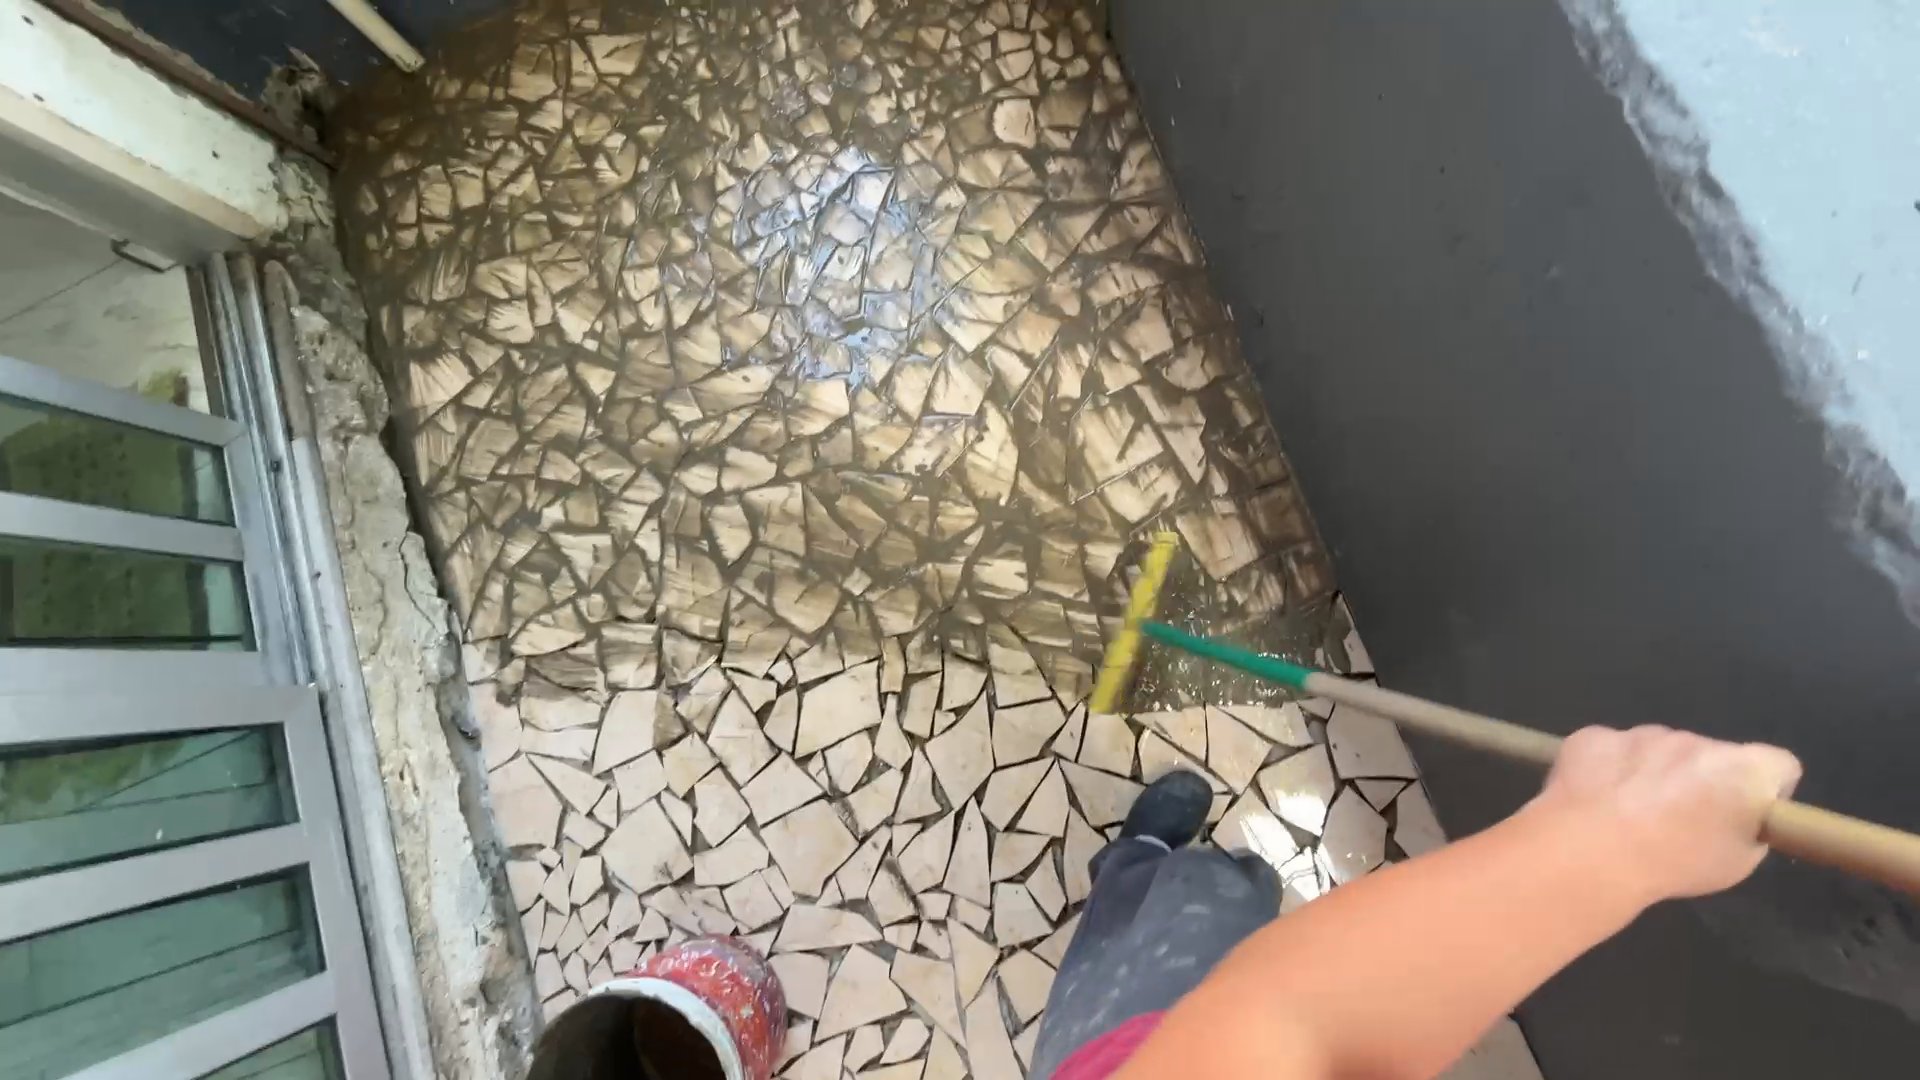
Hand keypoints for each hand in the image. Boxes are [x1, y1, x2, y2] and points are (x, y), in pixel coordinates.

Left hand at [1530, 725, 1801, 901]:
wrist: (1593, 846)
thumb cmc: (1677, 860)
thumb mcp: (1742, 857)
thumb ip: (1747, 820)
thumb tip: (1733, 809)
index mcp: (1743, 767)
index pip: (1775, 763)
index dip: (1765, 786)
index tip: (1745, 808)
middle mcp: (1692, 740)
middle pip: (1708, 752)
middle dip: (1701, 774)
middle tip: (1679, 811)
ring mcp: (1636, 733)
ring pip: (1655, 746)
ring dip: (1652, 766)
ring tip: (1630, 805)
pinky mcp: (1592, 735)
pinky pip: (1610, 747)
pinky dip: (1607, 763)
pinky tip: (1597, 792)